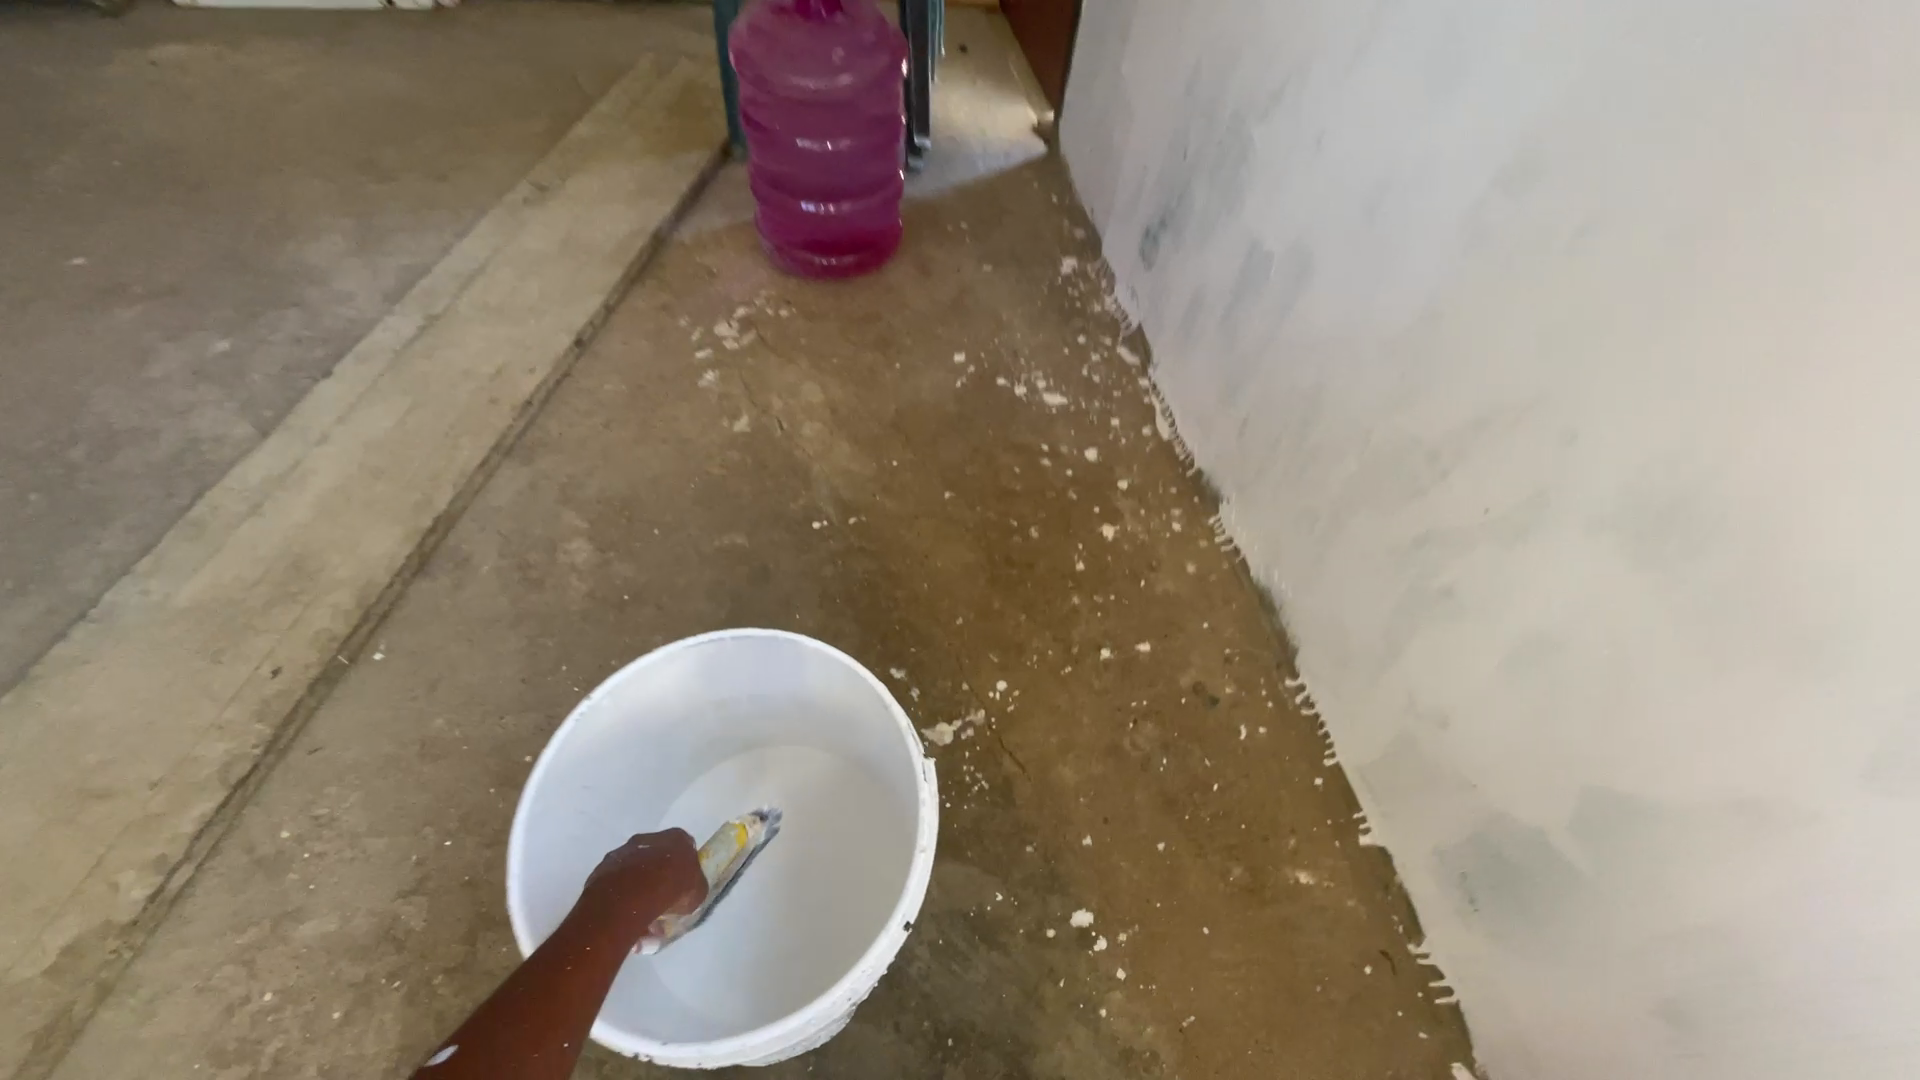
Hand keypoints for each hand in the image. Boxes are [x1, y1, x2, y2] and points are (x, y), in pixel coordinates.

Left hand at [579, 829, 708, 940]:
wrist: (631, 896)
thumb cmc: (673, 888)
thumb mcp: (697, 892)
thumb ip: (694, 888)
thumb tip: (688, 894)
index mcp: (676, 837)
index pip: (684, 847)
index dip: (683, 867)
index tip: (683, 884)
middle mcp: (648, 838)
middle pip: (656, 856)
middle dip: (658, 877)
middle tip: (661, 902)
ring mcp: (622, 852)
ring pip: (633, 870)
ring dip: (637, 889)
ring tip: (641, 916)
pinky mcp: (602, 868)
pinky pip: (615, 883)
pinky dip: (620, 897)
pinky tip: (625, 916)